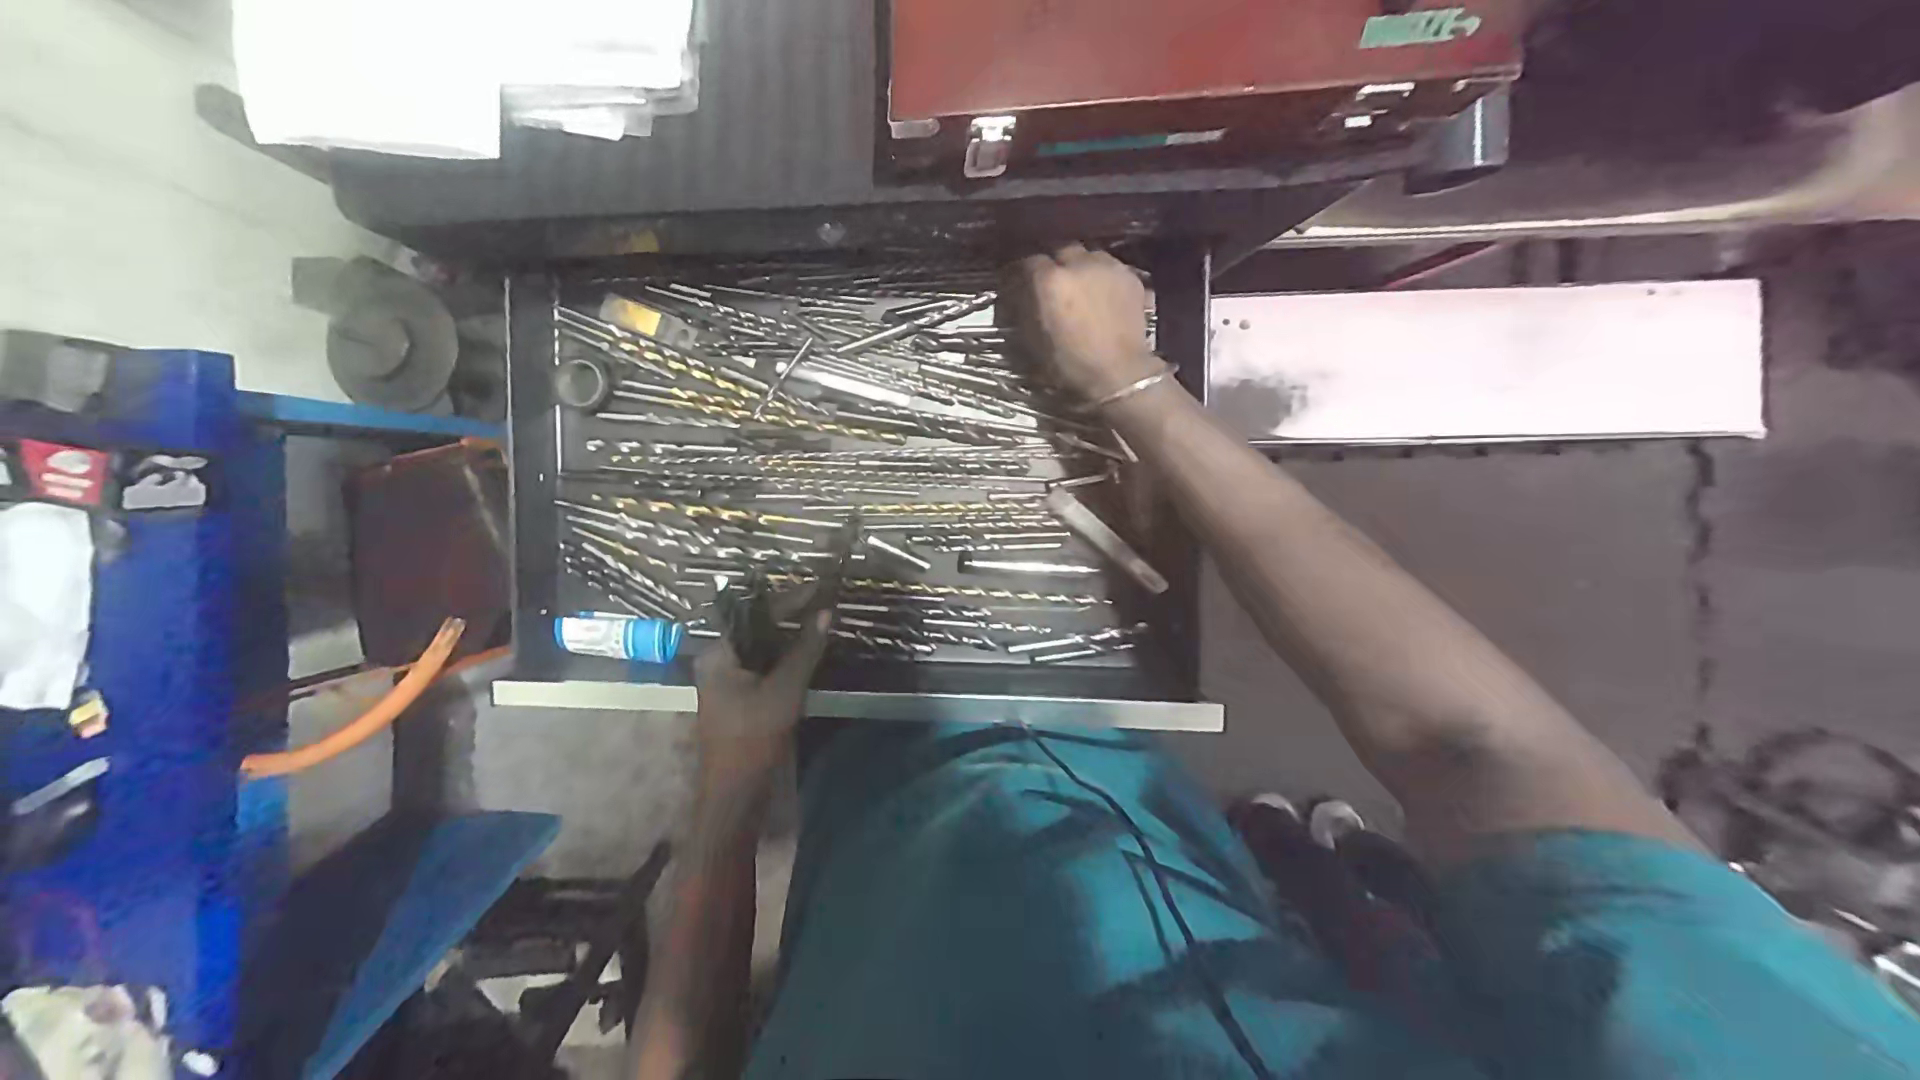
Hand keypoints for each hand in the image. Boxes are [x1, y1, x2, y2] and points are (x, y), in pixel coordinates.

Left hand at [691, 607, 831, 799]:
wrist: (736, 793)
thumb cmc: (754, 737)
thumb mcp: (784, 689)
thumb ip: (805, 650)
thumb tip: (826, 613)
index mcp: (719, 654)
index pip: (756, 615)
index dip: (791, 600)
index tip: (820, 587)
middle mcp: (719, 662)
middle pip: (758, 629)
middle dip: (791, 616)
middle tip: (824, 603)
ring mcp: (729, 682)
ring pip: (763, 649)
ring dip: (791, 637)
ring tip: (821, 620)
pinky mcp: (741, 699)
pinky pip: (765, 667)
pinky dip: (787, 657)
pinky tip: (809, 652)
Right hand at [1011, 243, 1163, 402]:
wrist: (1120, 373)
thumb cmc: (1073, 364)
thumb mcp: (1038, 341)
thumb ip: (1030, 311)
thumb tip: (1025, 299)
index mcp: (1052, 281)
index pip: (1031, 261)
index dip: (1027, 272)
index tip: (1025, 282)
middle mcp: (1081, 264)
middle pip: (1064, 250)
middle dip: (1058, 264)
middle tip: (1057, 284)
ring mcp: (1110, 267)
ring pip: (1091, 255)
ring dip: (1084, 267)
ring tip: (1084, 286)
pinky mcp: (1133, 277)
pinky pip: (1113, 268)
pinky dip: (1105, 277)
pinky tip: (1105, 295)